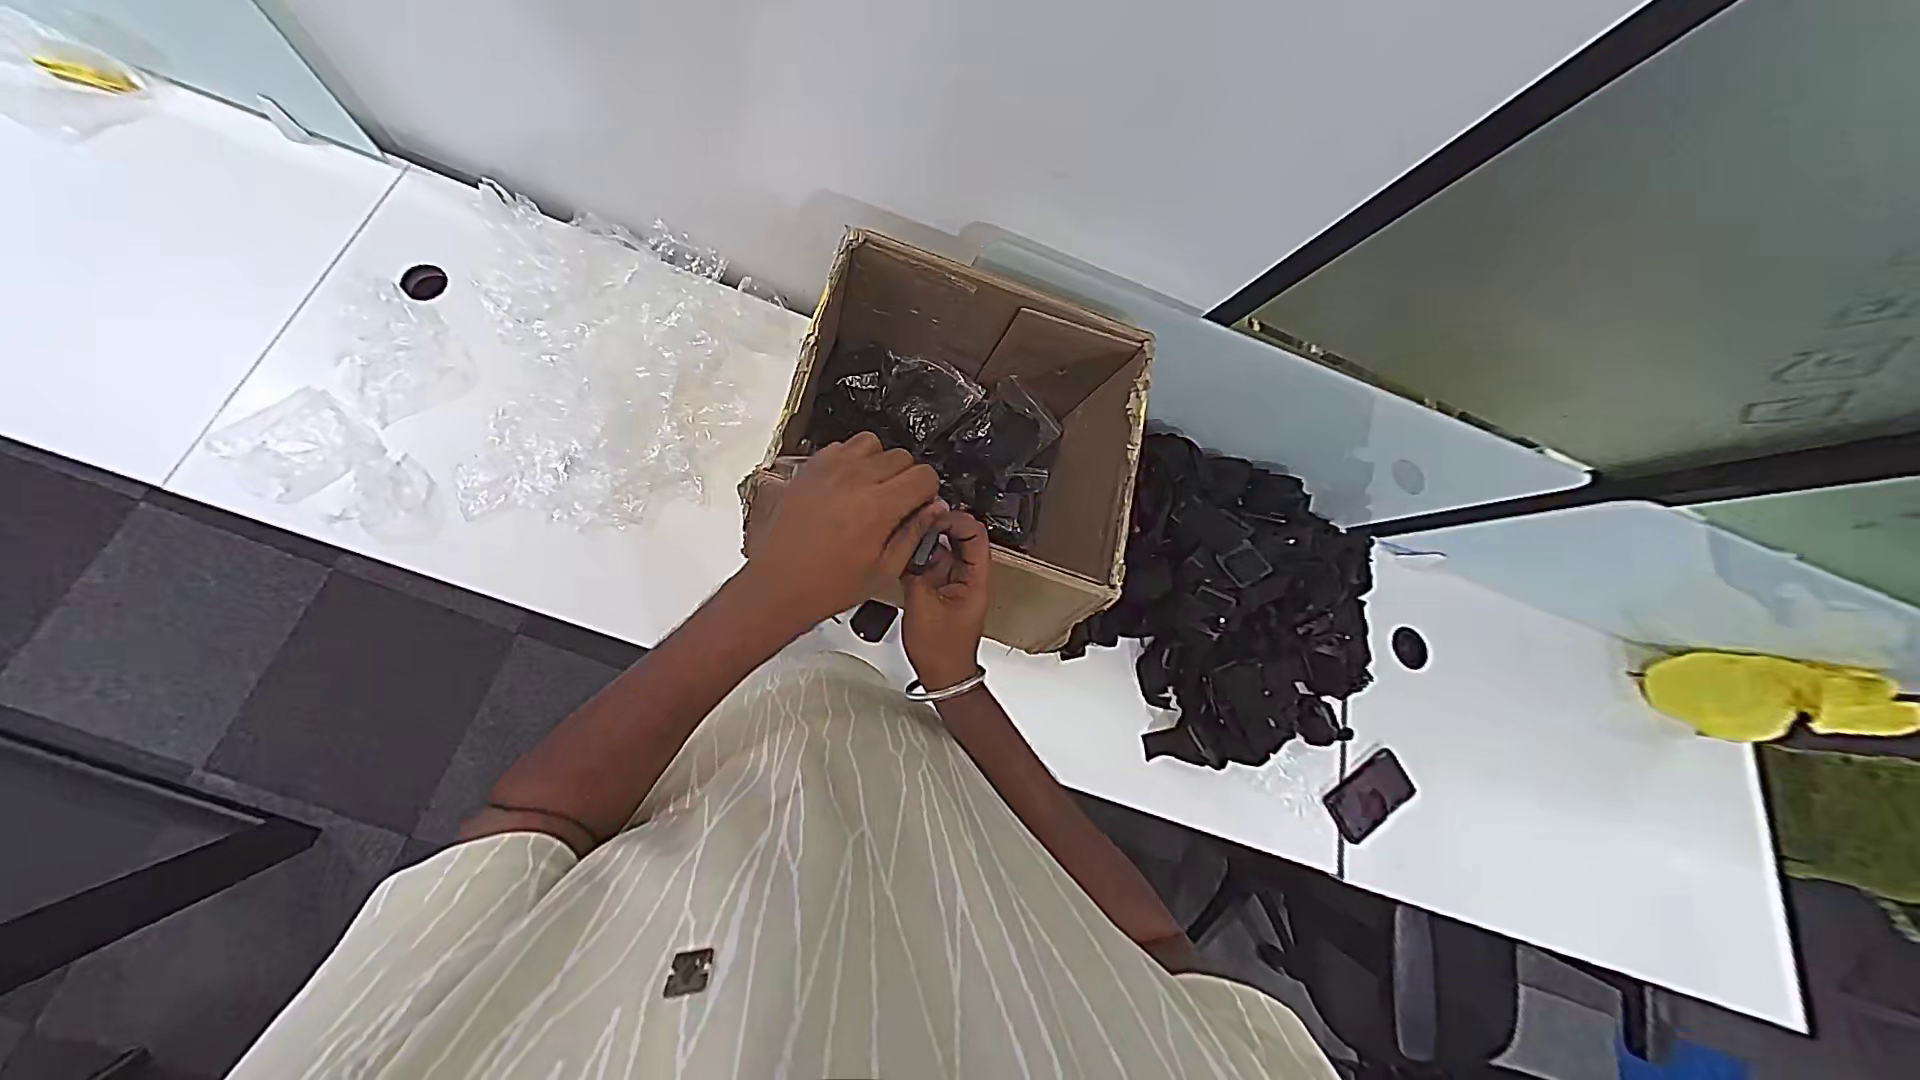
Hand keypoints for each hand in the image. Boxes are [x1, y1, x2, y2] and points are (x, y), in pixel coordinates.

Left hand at [742, 432, 943, 629]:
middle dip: (907, 477)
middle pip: (902, 456)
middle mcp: (853, 481)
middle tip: (899, 502)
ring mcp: (828, 471)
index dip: (928, 491)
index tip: (921, 504)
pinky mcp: (808, 471)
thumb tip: (932, 512)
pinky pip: (840, 448)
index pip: (924, 475)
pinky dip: (850, 460)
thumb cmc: (823, 585)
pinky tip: (848, 485)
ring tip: (873, 489)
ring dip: (879, 463)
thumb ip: (914, 534)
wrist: (778, 585)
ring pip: (871, 443)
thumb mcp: (884, 570)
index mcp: (877, 507)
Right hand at [902, 510, 990, 689]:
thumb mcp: (921, 605)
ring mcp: (958, 582)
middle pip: (962, 536)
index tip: (934, 516)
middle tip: (918, 520)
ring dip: (929, 540)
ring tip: (909, 536)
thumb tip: (911, 545)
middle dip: (940, 524)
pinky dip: (922, 557)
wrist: (944, 675)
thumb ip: (917, 570)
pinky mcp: (944, 589)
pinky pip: (935, 563)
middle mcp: (971, 577)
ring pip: (947, 549)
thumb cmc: (941, 651)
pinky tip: (906, 556)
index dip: (955, 519)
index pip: (975, 534)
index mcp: (976, 579)